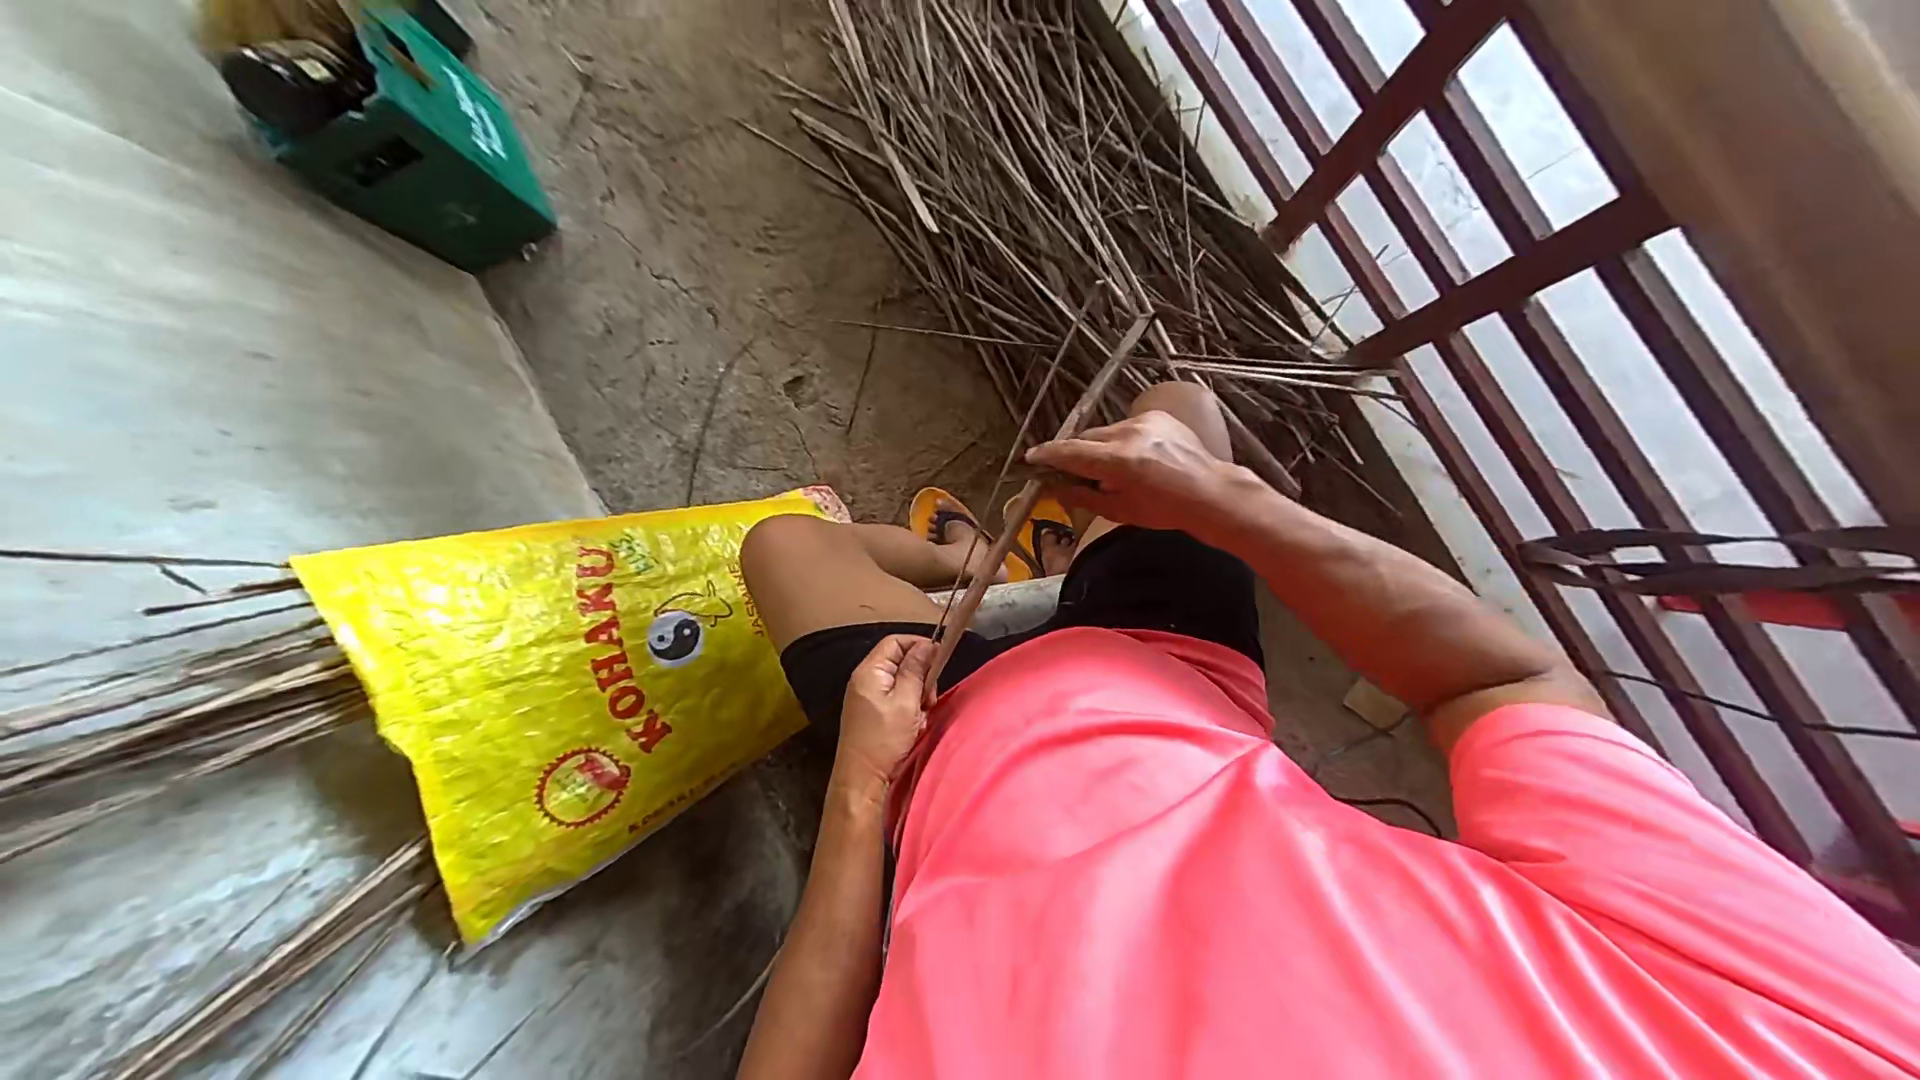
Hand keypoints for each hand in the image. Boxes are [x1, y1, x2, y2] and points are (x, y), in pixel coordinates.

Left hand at [833, 635, 934, 799]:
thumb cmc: (883, 740)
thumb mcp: (906, 701)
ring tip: (920, 714)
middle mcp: (865, 678)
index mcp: (869, 670)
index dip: (919, 645)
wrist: (862, 778)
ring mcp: (867, 696)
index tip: (938, 661)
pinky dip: (909, 706)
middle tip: (928, 697)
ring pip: (901, 680)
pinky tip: (913, 723)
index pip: (896, 641)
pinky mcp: (872, 711)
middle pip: (900, 660)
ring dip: (917, 694)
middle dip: (920, 675)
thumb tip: (928, 645)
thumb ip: (916, 669)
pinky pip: (896, 697)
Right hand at [1026, 410, 1259, 542]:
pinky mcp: (1157, 416)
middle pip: (1085, 438)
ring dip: (1098, 448)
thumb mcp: (1118, 511)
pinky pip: (1124, 427)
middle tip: (1068, 473)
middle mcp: (1130, 434)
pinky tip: (1130, 460)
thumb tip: (1054, 488)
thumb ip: (1082, 496)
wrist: (1210, 494)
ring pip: (1104, 432)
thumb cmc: (1165, 511)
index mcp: (1120, 461)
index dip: (1047, 455)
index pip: (1071, 452)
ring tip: (1107, 470)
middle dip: (1074, 454)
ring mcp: (1145, 421)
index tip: (1031, 458)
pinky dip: (1119, 442)